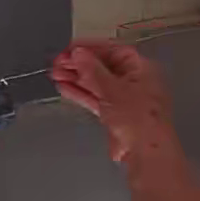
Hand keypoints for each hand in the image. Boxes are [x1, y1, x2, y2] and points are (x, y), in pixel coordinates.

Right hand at [50, 40, 177, 164]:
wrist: (145, 153)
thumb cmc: (136, 116)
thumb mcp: (112, 89)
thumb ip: (92, 70)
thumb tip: (77, 52)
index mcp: (141, 68)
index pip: (112, 50)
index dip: (90, 47)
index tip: (68, 48)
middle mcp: (133, 80)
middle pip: (102, 66)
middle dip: (79, 64)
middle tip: (57, 63)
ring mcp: (123, 98)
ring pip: (96, 83)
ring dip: (75, 77)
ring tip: (54, 74)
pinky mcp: (113, 114)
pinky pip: (95, 98)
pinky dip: (80, 92)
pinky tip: (63, 87)